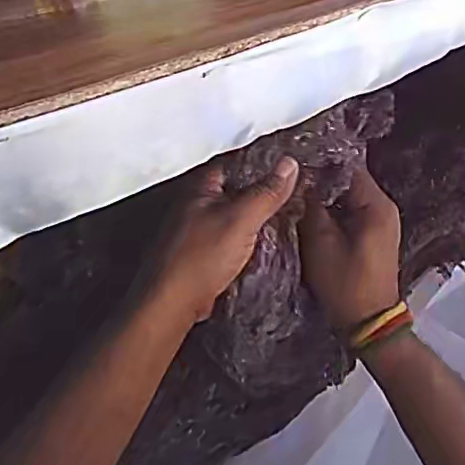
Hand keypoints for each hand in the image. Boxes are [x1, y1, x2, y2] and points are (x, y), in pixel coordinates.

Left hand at [141, 157, 299, 324]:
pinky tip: (264, 248)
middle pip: (235, 192)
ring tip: (284, 220)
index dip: (260, 163)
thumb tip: (288, 164)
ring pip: (234, 219)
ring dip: (255, 221)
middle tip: (292, 194)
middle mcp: (196, 207)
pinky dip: (247, 243)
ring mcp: (197, 233)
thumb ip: (265, 193)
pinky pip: (231, 242)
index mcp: (201, 190)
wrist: (173, 302)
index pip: (233, 164)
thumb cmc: (199, 257)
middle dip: (261, 194)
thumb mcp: (241, 219)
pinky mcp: (202, 257)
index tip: (286, 166)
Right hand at [298, 165, 401, 330]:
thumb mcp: (320, 242)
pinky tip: (311, 213)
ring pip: (348, 196)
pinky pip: (352, 212)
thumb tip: (300, 179)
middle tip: (290, 179)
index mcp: (376, 204)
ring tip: (296, 194)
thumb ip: (311, 206)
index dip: (319, 162)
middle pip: (349, 180)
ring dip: (325, 196)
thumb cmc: (345, 283)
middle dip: (320, 179)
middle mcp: (384, 207)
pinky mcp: (374, 235)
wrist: (370, 323)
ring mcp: (381, 222)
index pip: (347, 166)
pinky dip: (333, 210)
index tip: (293, 164)